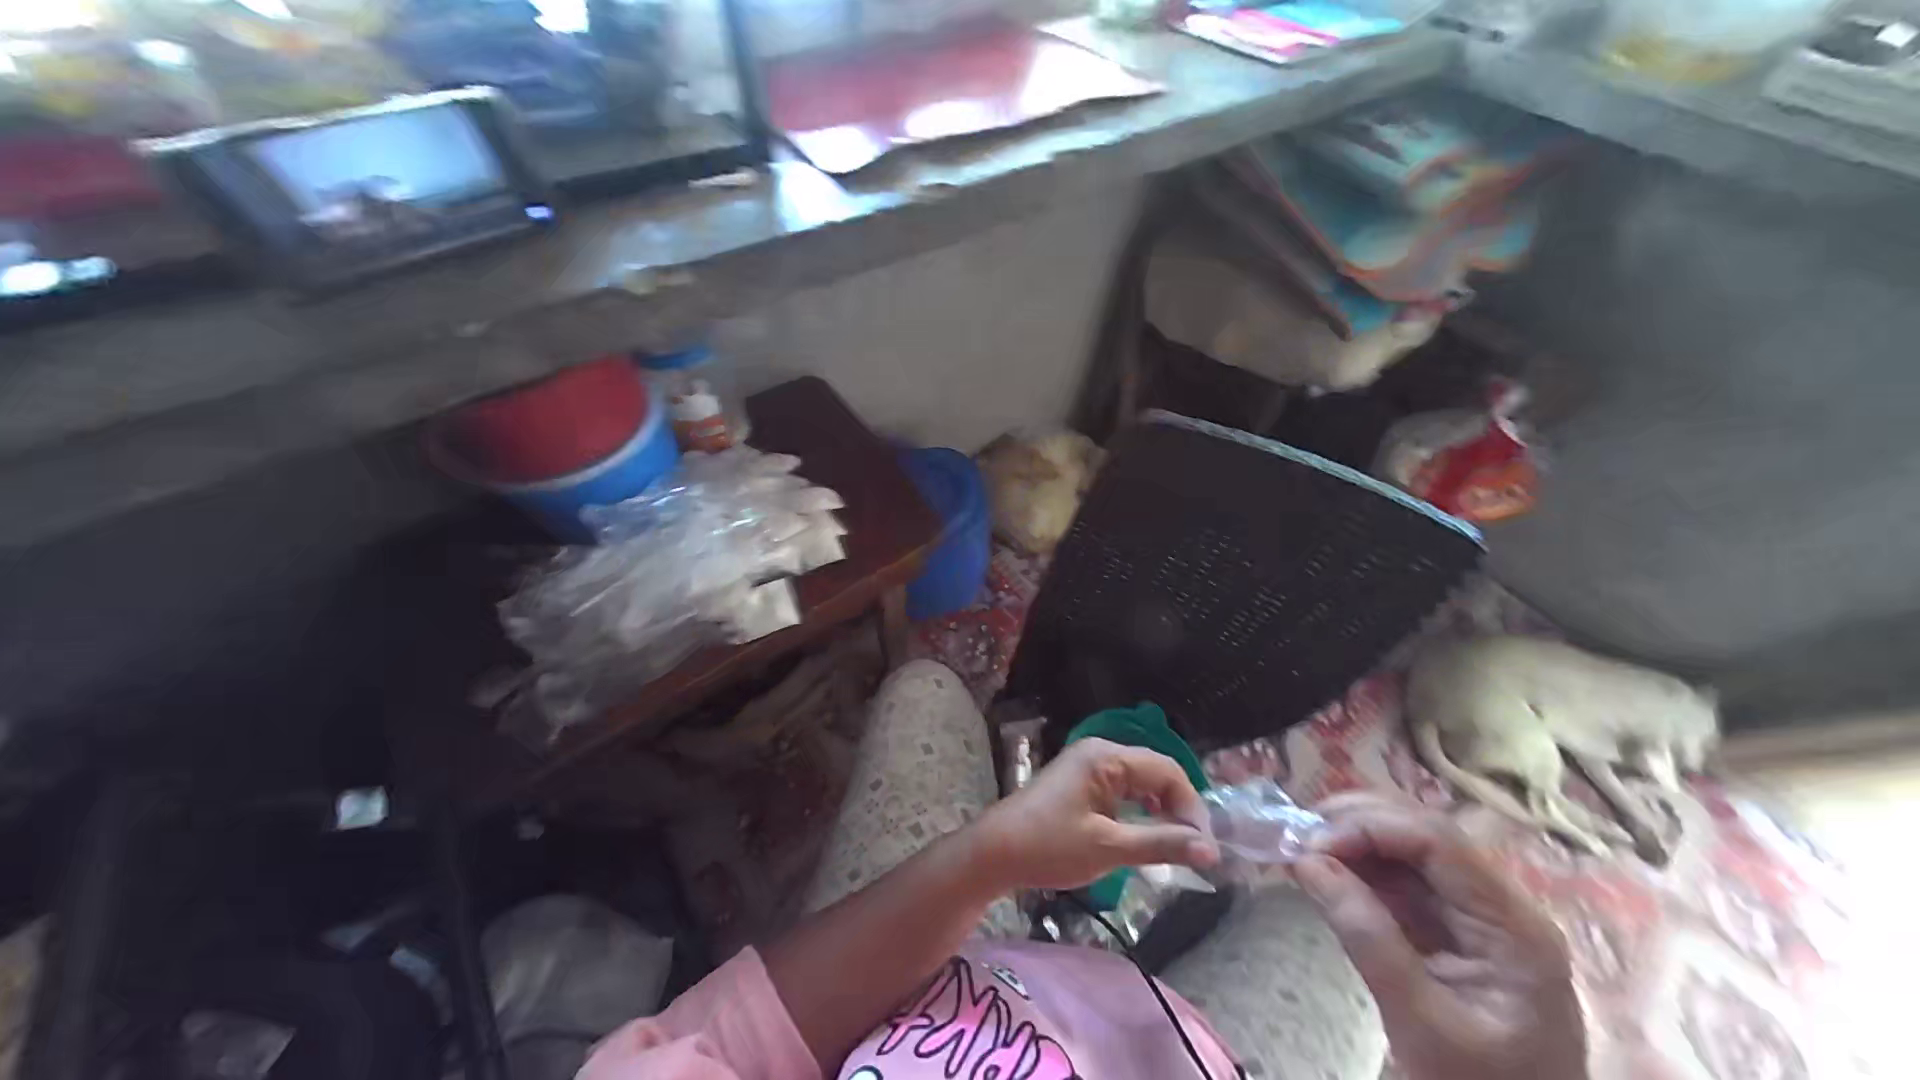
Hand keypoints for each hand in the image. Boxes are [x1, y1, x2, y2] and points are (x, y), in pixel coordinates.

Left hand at [969, 738, 1219, 892]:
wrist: (995, 852)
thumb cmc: (1050, 846)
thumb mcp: (1109, 848)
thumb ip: (1161, 843)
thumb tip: (1211, 849)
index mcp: (1105, 757)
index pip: (1168, 770)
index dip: (1192, 807)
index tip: (1204, 848)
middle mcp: (1099, 752)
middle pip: (1156, 773)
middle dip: (1179, 809)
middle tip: (1194, 851)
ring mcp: (1088, 765)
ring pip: (1141, 782)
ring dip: (1161, 811)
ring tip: (1174, 847)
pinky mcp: (1081, 782)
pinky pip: (1123, 790)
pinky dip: (1140, 811)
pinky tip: (1145, 836)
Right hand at [1293, 792, 1587, 1079]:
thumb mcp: (1419, 1021)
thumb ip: (1366, 936)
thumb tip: (1305, 860)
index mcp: (1512, 926)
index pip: (1436, 841)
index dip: (1368, 827)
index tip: (1311, 845)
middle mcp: (1498, 904)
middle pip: (1422, 830)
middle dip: (1354, 821)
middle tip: (1296, 835)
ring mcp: (1473, 912)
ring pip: (1406, 844)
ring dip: (1350, 837)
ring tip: (1300, 847)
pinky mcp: (1446, 923)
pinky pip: (1398, 874)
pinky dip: (1355, 862)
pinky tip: (1321, 867)